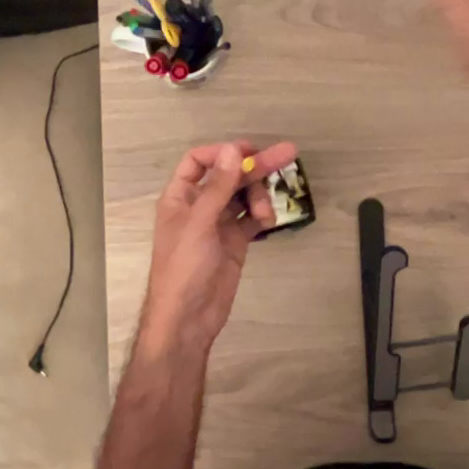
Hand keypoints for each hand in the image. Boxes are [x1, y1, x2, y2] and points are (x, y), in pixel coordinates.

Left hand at [140, 140, 298, 355]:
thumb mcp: (199, 223)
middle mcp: (199, 206)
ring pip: (243, 196)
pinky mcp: (234, 242)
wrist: (188, 319)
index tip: (248, 152)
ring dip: (258, 197)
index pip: (199, 161)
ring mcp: (218, 224)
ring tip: (266, 213)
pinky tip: (269, 221)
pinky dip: (262, 216)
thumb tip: (233, 150)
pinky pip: (251, 219)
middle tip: (288, 154)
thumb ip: (218, 186)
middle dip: (255, 166)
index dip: (222, 153)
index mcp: (180, 197)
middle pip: (229, 175)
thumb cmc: (184, 268)